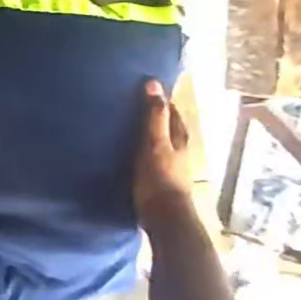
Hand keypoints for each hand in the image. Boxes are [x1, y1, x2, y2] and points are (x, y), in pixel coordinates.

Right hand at [132, 80, 197, 230]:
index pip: (171, 110)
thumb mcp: (155, 143)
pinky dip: (138, 146)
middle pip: (165, 124)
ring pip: (157, 139)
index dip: (159, 98)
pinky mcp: (157, 176)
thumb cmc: (159, 177)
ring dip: (144, 130)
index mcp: (179, 137)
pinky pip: (147, 153)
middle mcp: (177, 148)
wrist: (163, 216)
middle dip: (151, 113)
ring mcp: (168, 163)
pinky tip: (123, 147)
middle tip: (126, 101)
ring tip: (121, 121)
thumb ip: (154, 116)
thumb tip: (153, 83)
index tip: (139, 86)